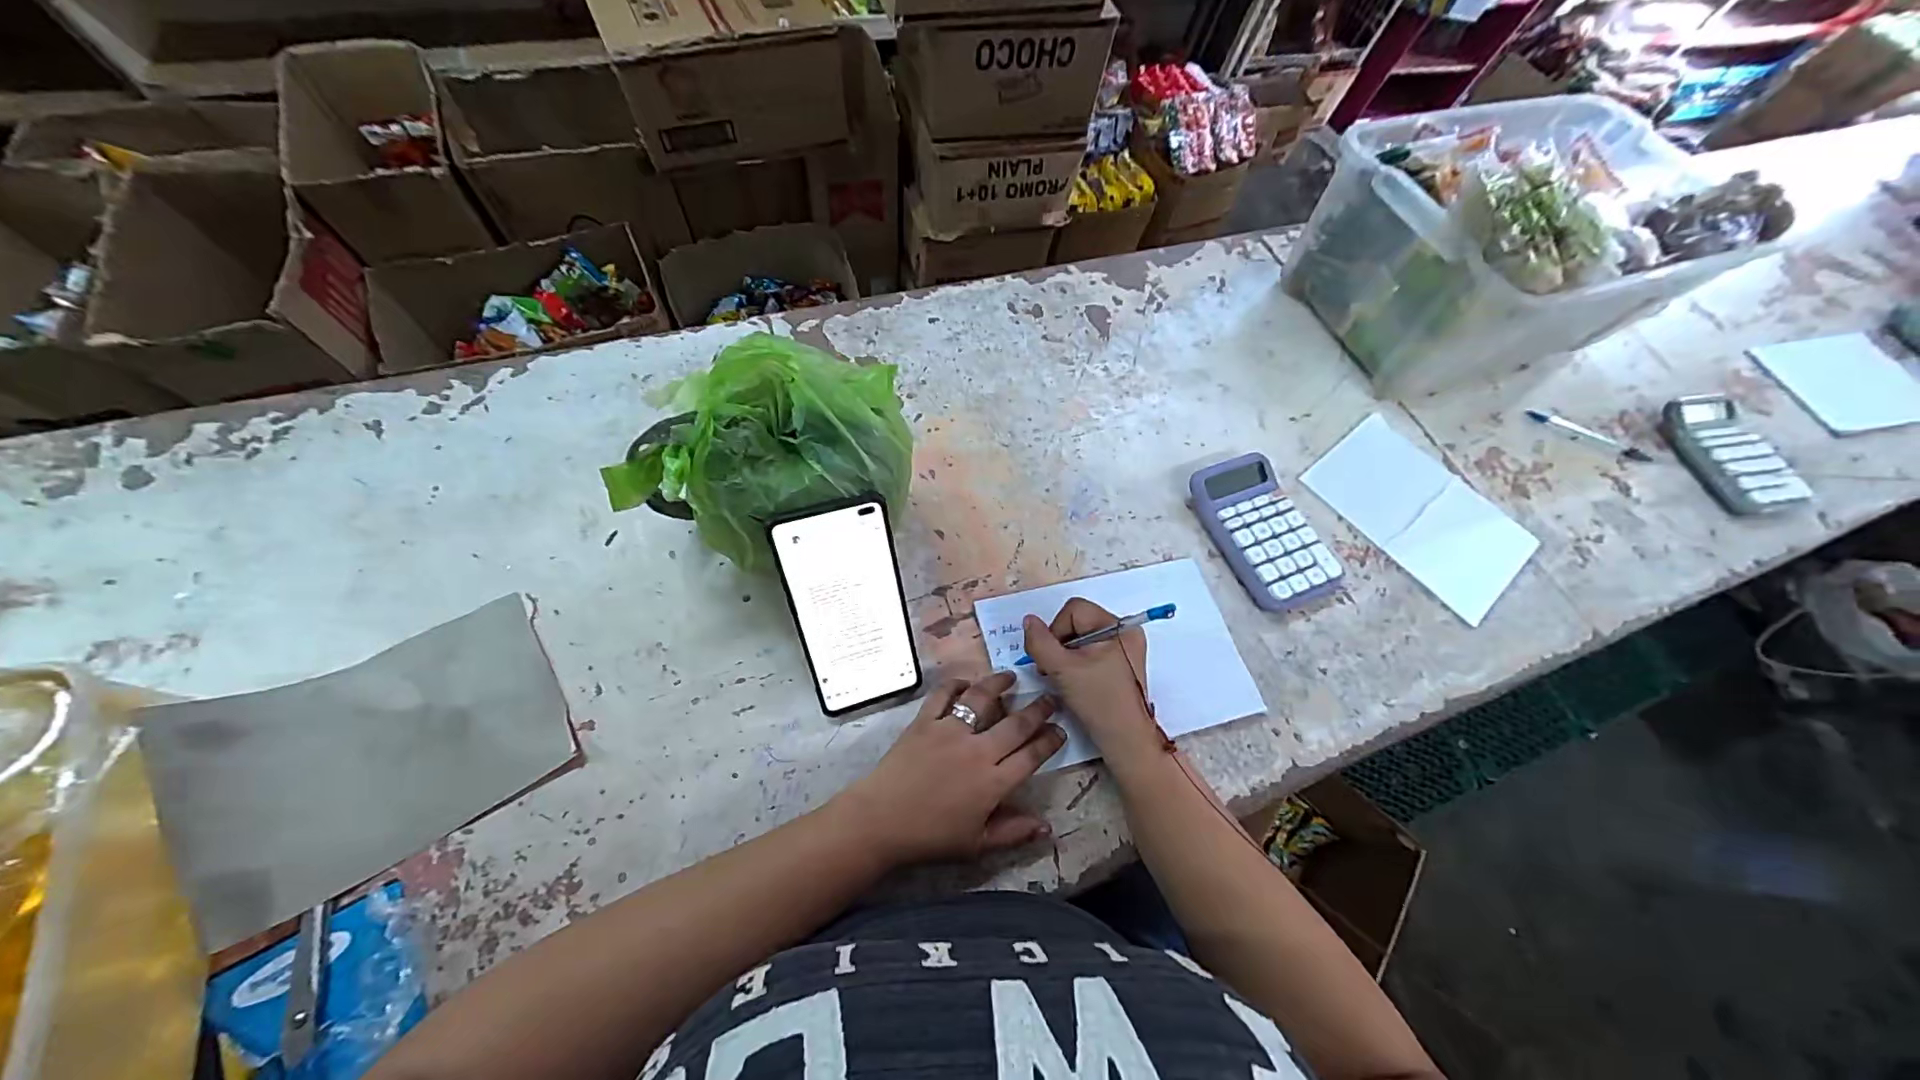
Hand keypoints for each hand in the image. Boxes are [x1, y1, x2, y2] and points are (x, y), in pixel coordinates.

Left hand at [833, 673, 1065, 866]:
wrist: (880, 821)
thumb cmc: (930, 837)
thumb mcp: (976, 845)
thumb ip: (1012, 833)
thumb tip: (1046, 826)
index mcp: (993, 783)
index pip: (1031, 756)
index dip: (1049, 741)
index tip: (1059, 730)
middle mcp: (977, 751)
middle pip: (1016, 724)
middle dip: (1037, 709)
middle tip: (1049, 699)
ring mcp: (950, 732)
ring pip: (981, 700)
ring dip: (999, 685)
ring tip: (1010, 677)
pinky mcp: (924, 722)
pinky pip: (943, 696)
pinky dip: (956, 685)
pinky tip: (966, 682)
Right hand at [1021, 599, 1162, 763]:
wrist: (1126, 740)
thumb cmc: (1098, 701)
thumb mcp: (1061, 669)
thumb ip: (1039, 642)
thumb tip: (1029, 621)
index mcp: (1118, 626)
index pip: (1073, 610)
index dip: (1055, 630)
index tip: (1052, 659)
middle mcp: (1126, 632)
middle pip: (1078, 621)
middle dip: (1060, 643)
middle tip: (1053, 669)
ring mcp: (1127, 649)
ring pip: (1083, 637)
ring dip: (1066, 654)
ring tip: (1063, 678)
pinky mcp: (1124, 665)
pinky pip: (1093, 651)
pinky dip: (1079, 662)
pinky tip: (1075, 682)